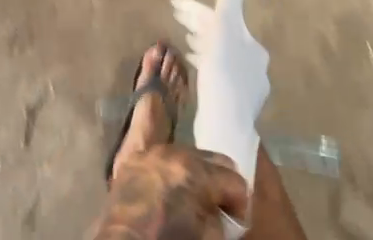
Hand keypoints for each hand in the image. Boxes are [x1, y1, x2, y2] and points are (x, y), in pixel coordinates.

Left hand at [90, 144, 250, 239]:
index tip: (236, 222)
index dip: (240, 204)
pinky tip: (161, 143)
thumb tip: (221, 211)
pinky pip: (150, 142)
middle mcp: (174, 153)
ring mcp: (151, 153)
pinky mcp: (133, 159)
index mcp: (196, 173)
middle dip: (219, 184)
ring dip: (194, 172)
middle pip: (212, 159)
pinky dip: (161, 148)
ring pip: (186, 152)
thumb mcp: (208, 236)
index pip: (234, 180)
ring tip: (191, 196)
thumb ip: (220, 217)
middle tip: (217, 210)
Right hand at [172, 0, 269, 187]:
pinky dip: (204, 62)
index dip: (196, 8)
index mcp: (252, 44)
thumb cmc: (222, 74)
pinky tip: (194, 66)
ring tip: (182, 39)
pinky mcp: (234, 104)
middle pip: (221, 35)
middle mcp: (254, 64)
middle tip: (174, 16)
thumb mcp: (224, 26)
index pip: (221, 17)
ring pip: (219, 54)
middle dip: (199, 22)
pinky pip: (217, 72)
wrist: (225, 127)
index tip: (174, 4)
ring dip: (201, 42)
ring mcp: (246, 86)